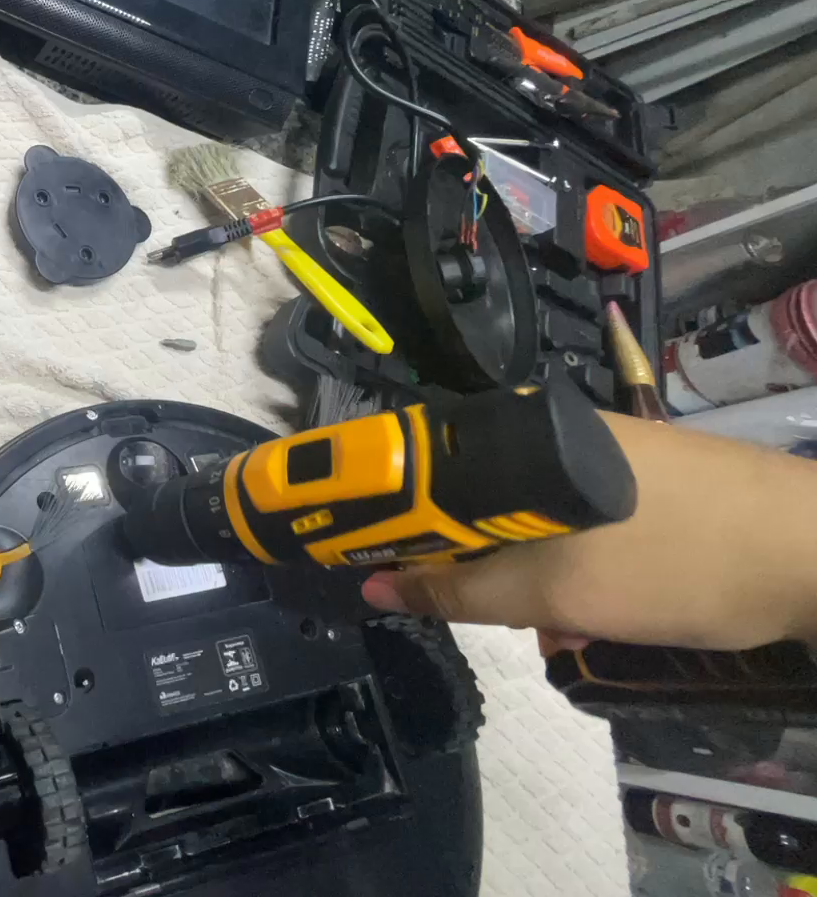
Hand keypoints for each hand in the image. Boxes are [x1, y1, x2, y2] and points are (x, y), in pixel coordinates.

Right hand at [362, 414, 816, 651]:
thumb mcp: (554, 593)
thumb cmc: (679, 563)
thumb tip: (372, 587)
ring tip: (570, 623)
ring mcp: (598, 445)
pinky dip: (572, 555)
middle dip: (478, 563)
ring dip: (530, 570)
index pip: (414, 474)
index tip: (402, 569)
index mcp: (509, 437)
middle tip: (508, 612)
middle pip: (469, 499)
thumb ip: (454, 592)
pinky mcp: (640, 466)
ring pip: (523, 512)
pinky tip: (607, 598)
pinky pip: (572, 512)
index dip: (399, 525)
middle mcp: (544, 429)